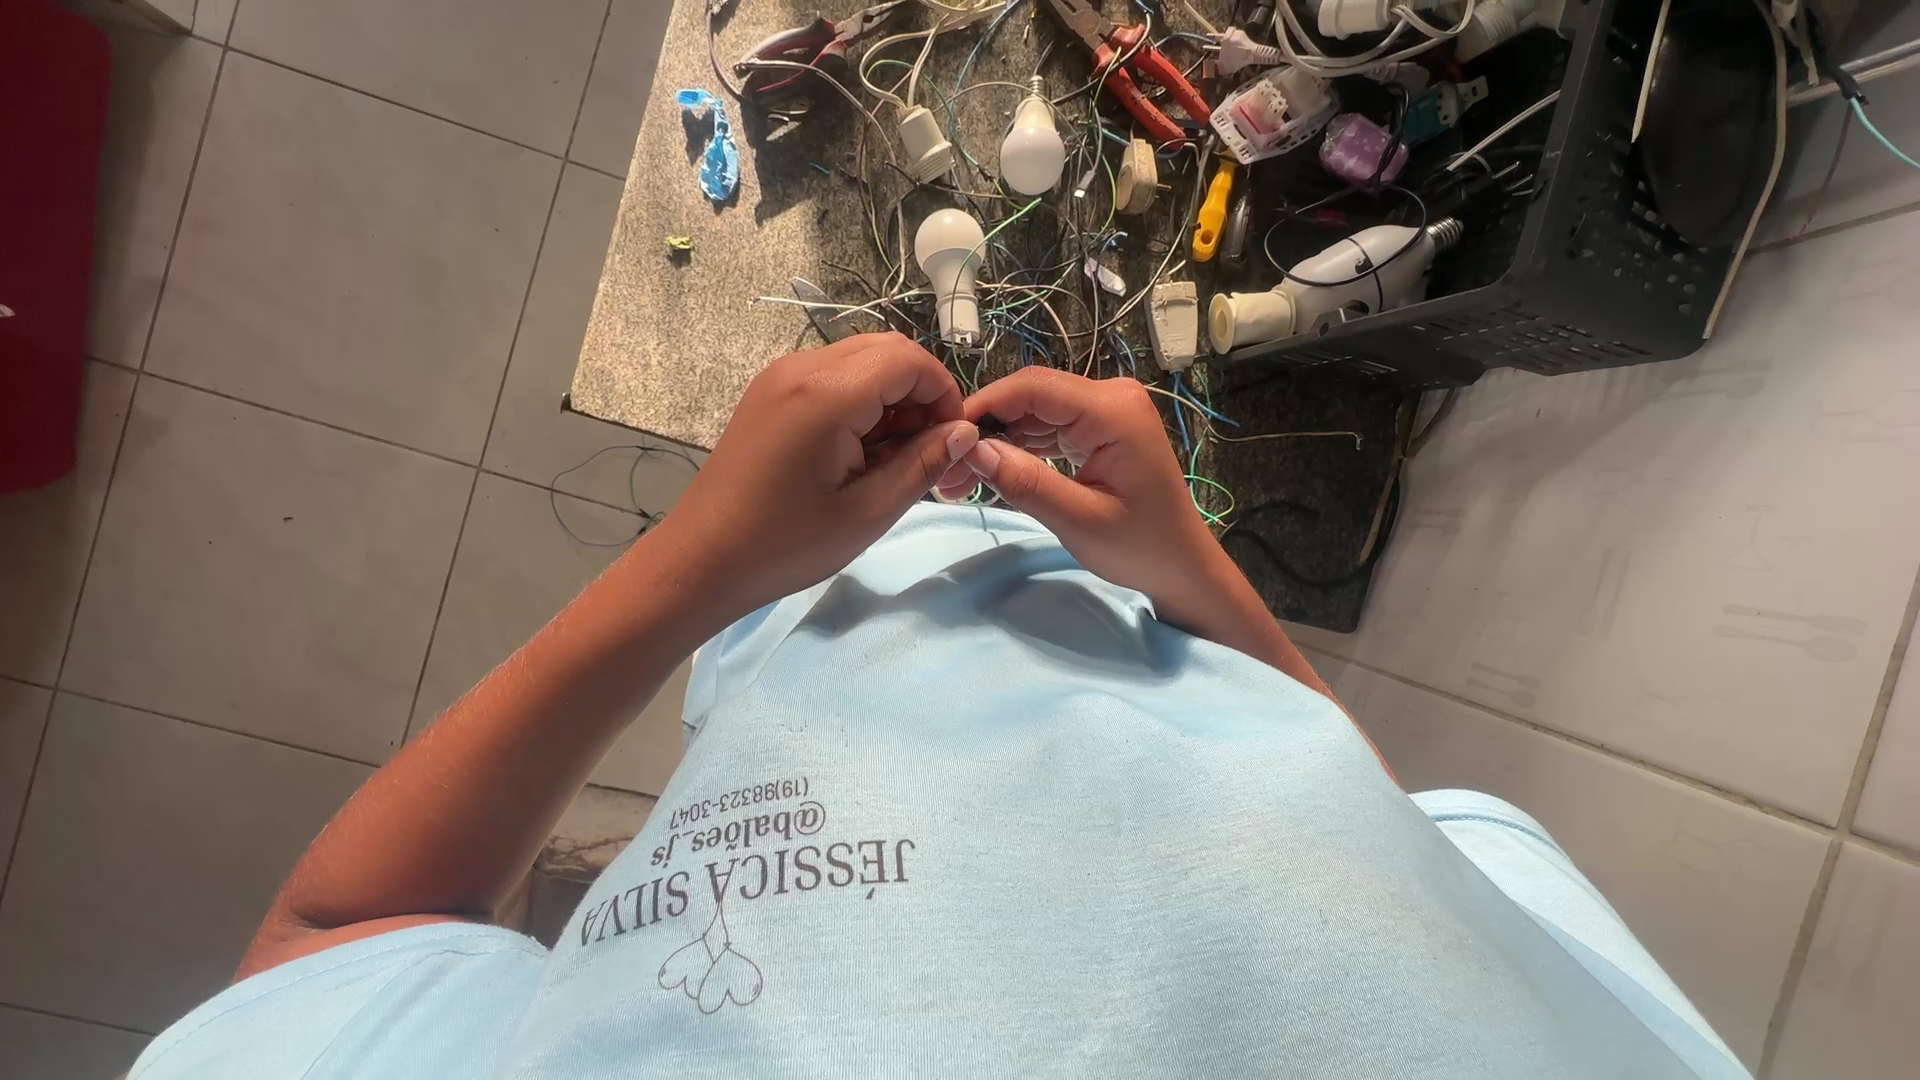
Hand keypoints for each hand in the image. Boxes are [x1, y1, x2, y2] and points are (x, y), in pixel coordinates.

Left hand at [651, 333, 977, 620]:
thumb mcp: (867, 513)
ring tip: (889, 457)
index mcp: (827, 394)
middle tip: (924, 451)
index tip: (950, 443)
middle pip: (888, 350)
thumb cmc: (786, 545)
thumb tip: (964, 431)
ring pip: (862, 360)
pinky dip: (861, 402)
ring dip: (891, 398)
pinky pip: (833, 376)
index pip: (910, 360)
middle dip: (920, 393)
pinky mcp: (770, 391)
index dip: (944, 395)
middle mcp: (802, 367)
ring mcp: (781, 375)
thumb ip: (922, 464)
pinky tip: (856, 451)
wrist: (702, 560)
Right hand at [940, 368, 1230, 626]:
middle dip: (986, 430)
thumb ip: (1025, 482)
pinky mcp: (1098, 429)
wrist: (1181, 567)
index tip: (944, 437)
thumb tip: (970, 449)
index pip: (1033, 387)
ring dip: (997, 442)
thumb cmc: (1141, 548)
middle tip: (946, 470)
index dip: (984, 405)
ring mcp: (1105, 411)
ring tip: (959, 477)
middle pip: (1030, 397)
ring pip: (1033, 414)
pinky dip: (1019, 449)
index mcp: (1113, 410)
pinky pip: (1048, 428)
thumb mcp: (1079, 520)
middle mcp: (1110, 397)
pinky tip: (991, 471)